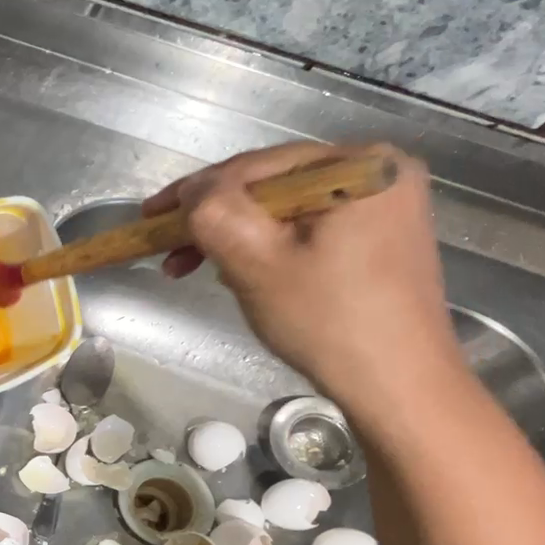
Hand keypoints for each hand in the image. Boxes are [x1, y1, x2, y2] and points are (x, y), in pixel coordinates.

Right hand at [146, 143, 463, 410]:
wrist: (396, 379)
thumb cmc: (326, 319)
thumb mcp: (257, 264)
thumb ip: (217, 215)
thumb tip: (191, 192)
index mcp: (359, 166)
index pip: (257, 165)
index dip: (194, 189)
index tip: (148, 215)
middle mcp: (379, 171)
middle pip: (272, 184)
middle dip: (213, 216)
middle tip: (165, 248)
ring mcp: (383, 205)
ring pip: (285, 208)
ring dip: (232, 234)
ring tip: (193, 267)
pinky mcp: (378, 236)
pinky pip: (305, 226)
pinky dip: (264, 244)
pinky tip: (240, 270)